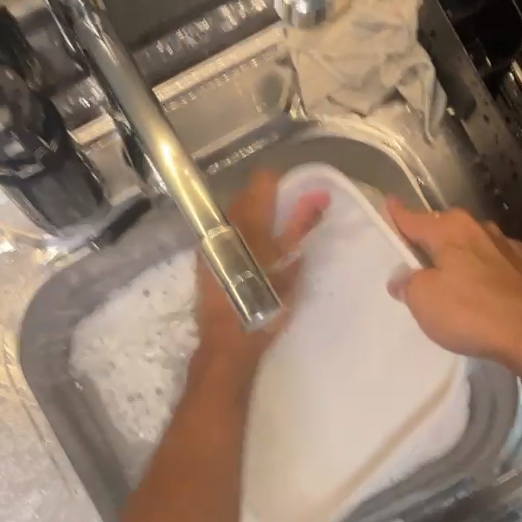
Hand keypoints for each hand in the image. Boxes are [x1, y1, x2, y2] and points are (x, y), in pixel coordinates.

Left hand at [193, 170, 328, 373]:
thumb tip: (319, 196)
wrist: (227, 341)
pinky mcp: (203, 258)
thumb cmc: (264, 305)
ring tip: (271, 246)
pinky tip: (251, 259)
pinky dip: (241, 239)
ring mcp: (208, 240)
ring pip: (234, 216)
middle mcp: (223, 224)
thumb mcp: (290, 266)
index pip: (263, 180)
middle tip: (288, 226)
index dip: (282, 185)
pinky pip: (224, 235)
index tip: (296, 200)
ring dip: (254, 223)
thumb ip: (301, 226)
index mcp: (247, 222)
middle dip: (269, 205)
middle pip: (247, 196)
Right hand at [385, 200, 521, 369]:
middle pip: (447, 230)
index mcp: (453, 229)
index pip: (415, 220)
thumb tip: (403, 277)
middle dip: (432, 239)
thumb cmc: (470, 312)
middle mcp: (483, 230)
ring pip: (474, 247)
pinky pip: (495, 268)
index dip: (399, 216)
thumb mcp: (423, 299)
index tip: (389, 203)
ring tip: (451, 277)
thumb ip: (408, 283)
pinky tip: (483, 292)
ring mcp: (510, 250)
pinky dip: (484, 275)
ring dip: (461, 258)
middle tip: (416, 255)